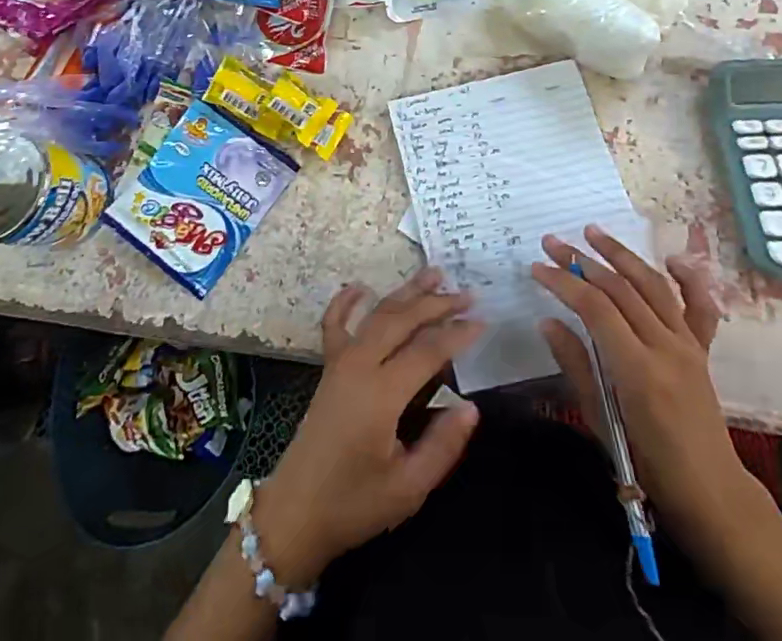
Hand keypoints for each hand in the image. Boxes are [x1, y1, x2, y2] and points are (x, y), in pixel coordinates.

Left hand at [254, 270, 484, 582]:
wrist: (297, 509)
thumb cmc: (354, 503)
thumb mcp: (409, 487)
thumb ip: (443, 445)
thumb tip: (471, 407)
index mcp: (380, 394)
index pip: (426, 351)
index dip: (457, 335)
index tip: (484, 323)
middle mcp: (358, 367)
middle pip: (401, 321)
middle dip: (436, 304)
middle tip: (468, 295)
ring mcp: (338, 364)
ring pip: (374, 315)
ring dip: (404, 293)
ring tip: (433, 273)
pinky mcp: (328, 370)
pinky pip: (334, 325)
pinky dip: (345, 302)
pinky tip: (359, 286)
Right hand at [531, 226, 753, 542]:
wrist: (707, 488)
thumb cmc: (644, 461)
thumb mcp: (598, 417)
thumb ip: (575, 364)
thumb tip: (548, 321)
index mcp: (638, 369)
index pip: (595, 308)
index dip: (564, 283)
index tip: (536, 268)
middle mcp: (667, 348)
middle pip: (621, 290)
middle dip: (584, 261)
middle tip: (553, 242)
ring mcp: (688, 346)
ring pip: (655, 287)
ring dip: (622, 255)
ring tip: (594, 232)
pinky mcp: (701, 351)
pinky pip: (699, 308)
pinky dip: (687, 279)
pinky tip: (671, 259)